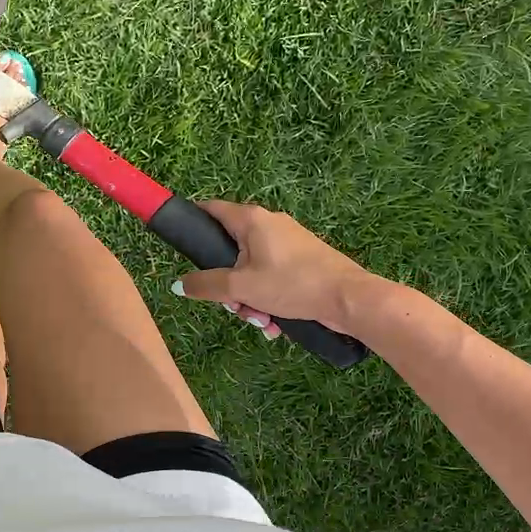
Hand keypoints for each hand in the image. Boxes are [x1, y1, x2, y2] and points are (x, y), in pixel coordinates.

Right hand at [173, 200, 381, 334]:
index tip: (181, 244)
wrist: (351, 300)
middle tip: (231, 304)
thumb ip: (205, 285)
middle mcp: (269, 224)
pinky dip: (268, 298)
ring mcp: (288, 242)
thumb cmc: (291, 285)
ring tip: (260, 320)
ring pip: (250, 268)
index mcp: (252, 220)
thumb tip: (178, 285)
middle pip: (229, 249)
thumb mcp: (240, 288)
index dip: (192, 222)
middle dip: (225, 282)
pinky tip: (275, 322)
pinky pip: (272, 276)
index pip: (210, 209)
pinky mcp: (303, 260)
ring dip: (247, 297)